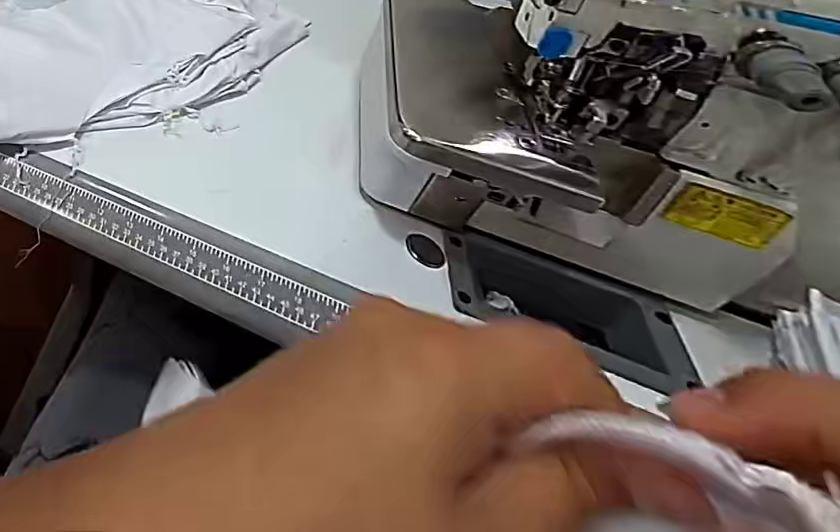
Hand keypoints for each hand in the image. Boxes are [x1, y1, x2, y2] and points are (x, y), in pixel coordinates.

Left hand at [0, 296, 634, 531]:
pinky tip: (408, 493)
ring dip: (488, 441)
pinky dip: (429, 431)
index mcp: (439, 355)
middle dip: (551, 440)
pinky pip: (397, 385)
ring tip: (473, 517)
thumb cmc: (329, 530)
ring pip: (454, 379)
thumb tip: (636, 471)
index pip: (566, 362)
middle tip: (558, 525)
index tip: (662, 501)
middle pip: (507, 367)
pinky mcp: (310, 364)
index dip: (624, 429)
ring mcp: (343, 341)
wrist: (177, 517)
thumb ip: (556, 495)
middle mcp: (390, 327)